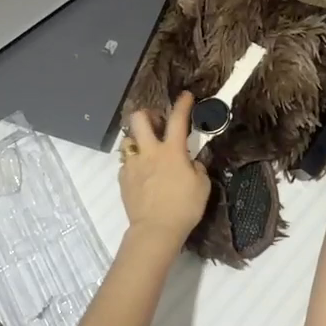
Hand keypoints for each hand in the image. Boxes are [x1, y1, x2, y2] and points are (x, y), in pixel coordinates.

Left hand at [120, 92, 210, 241]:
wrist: (155, 230)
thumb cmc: (184, 207)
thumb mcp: (202, 186)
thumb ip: (196, 168)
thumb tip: (190, 163)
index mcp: (172, 151)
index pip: (177, 119)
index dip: (183, 104)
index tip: (186, 96)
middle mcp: (149, 152)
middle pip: (139, 119)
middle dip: (148, 114)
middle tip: (157, 124)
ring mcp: (133, 165)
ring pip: (129, 140)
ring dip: (139, 141)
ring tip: (148, 151)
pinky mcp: (123, 179)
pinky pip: (127, 163)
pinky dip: (135, 164)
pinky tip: (143, 175)